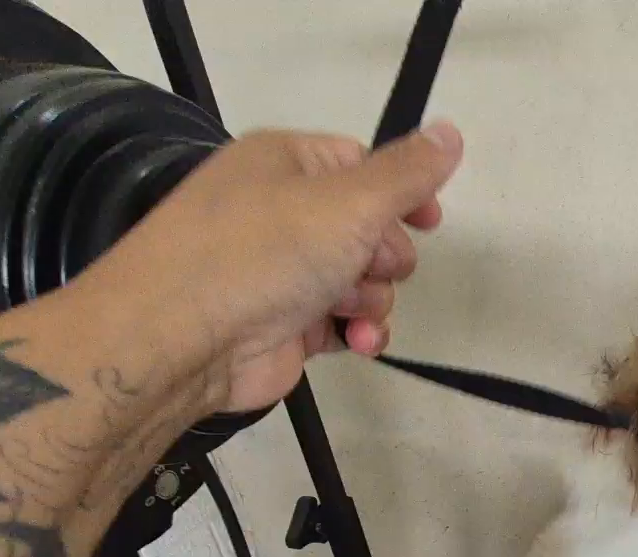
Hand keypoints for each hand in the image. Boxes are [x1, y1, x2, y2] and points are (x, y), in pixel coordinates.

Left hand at [75, 122, 465, 413]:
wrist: (187, 338)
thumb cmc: (263, 254)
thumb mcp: (346, 203)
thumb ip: (405, 175)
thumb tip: (451, 133)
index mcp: (289, 164)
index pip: (364, 166)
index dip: (403, 193)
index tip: (430, 221)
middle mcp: (286, 213)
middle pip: (373, 230)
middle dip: (386, 256)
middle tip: (371, 265)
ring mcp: (289, 272)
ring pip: (366, 282)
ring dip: (373, 301)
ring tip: (350, 311)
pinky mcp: (293, 323)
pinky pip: (348, 323)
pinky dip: (360, 333)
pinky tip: (358, 343)